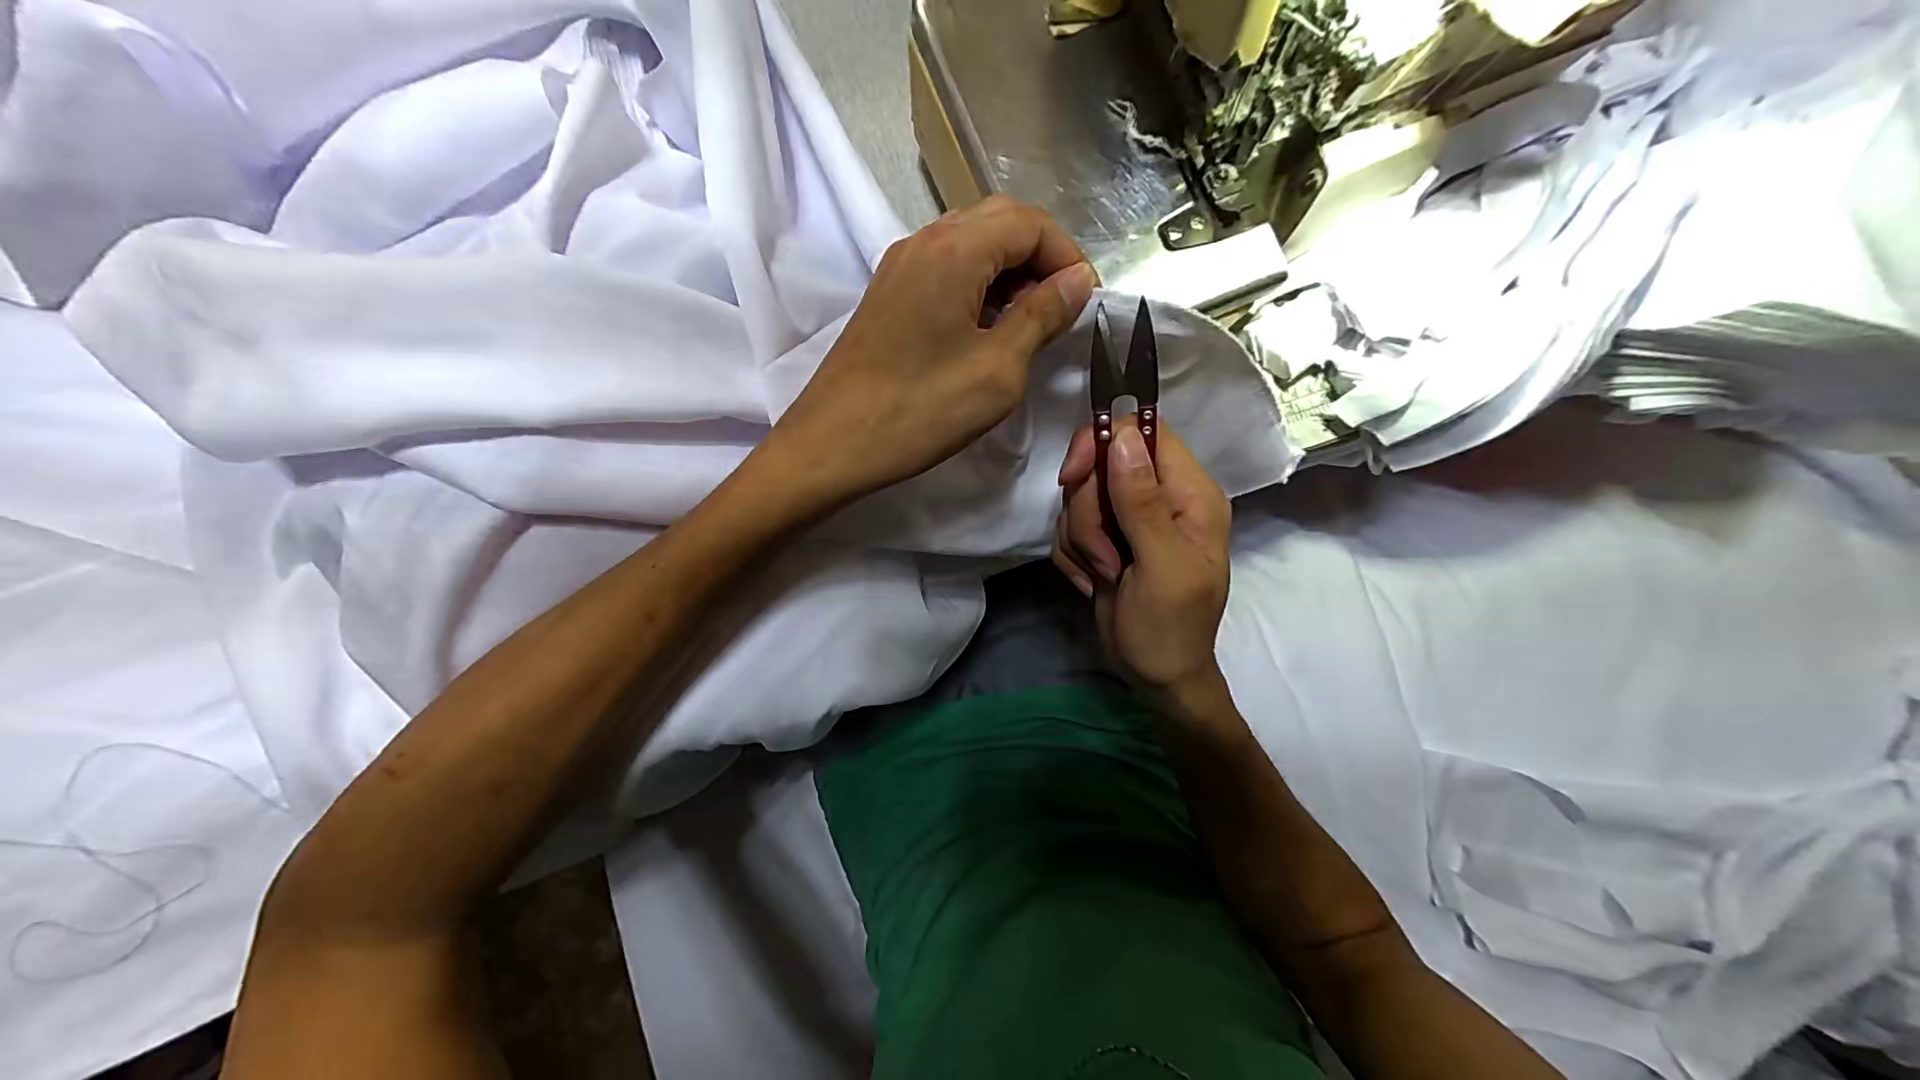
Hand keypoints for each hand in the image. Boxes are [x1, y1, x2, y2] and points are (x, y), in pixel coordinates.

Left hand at [761, 196, 1096, 509]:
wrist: (832, 444)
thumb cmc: (920, 410)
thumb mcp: (998, 369)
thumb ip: (1041, 315)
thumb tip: (1077, 280)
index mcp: (954, 250)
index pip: (1030, 222)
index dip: (1067, 256)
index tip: (1084, 303)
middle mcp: (923, 241)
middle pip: (999, 221)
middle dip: (1040, 257)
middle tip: (1059, 309)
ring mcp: (900, 266)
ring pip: (970, 243)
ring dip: (1008, 271)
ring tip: (1027, 323)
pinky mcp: (888, 294)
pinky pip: (945, 268)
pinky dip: (977, 285)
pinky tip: (987, 329)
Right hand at [1053, 417, 1231, 702]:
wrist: (1156, 676)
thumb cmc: (1171, 627)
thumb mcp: (1162, 566)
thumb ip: (1142, 502)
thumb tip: (1123, 437)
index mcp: (1189, 494)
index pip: (1143, 433)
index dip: (1103, 443)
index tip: (1073, 477)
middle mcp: (1160, 498)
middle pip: (1100, 466)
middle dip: (1088, 513)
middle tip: (1106, 555)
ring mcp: (1130, 519)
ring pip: (1079, 498)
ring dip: (1081, 539)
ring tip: (1105, 574)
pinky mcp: (1104, 539)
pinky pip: (1069, 527)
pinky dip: (1072, 556)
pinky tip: (1093, 582)